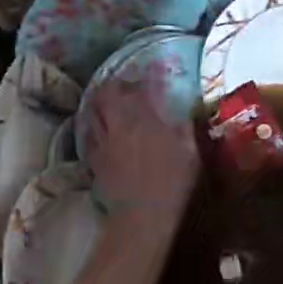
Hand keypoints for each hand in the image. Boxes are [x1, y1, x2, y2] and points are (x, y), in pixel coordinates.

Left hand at [86, 81, 198, 217]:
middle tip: (128, 83)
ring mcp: (105, 139)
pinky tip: (100, 126)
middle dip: (119, 83)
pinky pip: (90, 132)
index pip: (147, 85)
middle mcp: (123, 123)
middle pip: (111, 92)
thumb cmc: (174, 184)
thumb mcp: (192, 152)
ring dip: (102, 100)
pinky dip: (94, 123)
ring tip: (109, 98)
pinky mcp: (95, 157)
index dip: (152, 73)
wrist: (142, 217)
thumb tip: (189, 108)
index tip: (157, 66)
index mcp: (149, 118)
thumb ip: (187, 126)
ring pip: (95, 109)